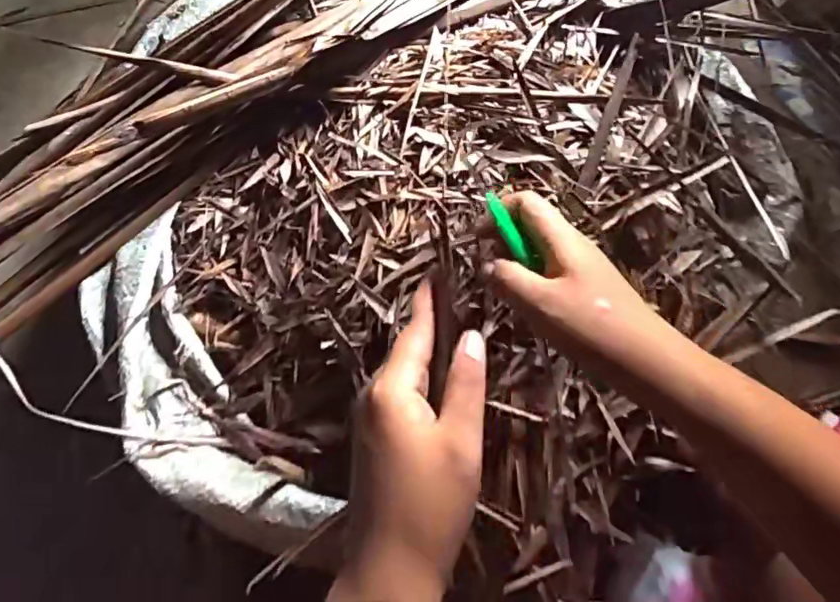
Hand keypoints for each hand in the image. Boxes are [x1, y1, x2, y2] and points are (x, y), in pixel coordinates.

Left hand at [330, 281, 485, 601]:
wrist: (389, 567)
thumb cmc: (431, 504)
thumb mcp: (460, 442)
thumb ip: (465, 384)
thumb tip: (471, 334)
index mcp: (390, 388)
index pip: (414, 332)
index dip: (429, 302)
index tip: (438, 272)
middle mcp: (371, 393)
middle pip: (405, 349)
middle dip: (428, 323)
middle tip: (455, 296)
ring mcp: (367, 414)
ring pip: (401, 371)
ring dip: (424, 351)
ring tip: (453, 328)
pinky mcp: (371, 434)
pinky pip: (397, 391)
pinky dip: (418, 377)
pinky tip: (438, 378)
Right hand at [482, 191, 676, 386]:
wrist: (652, 364)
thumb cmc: (594, 329)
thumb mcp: (540, 304)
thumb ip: (507, 279)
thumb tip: (486, 265)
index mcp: (562, 237)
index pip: (524, 200)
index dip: (496, 212)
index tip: (479, 241)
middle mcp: (572, 243)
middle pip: (529, 223)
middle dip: (503, 242)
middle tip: (493, 274)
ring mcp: (582, 265)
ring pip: (537, 250)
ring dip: (517, 266)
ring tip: (512, 296)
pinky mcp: (587, 288)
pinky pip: (550, 271)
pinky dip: (533, 283)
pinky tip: (535, 312)